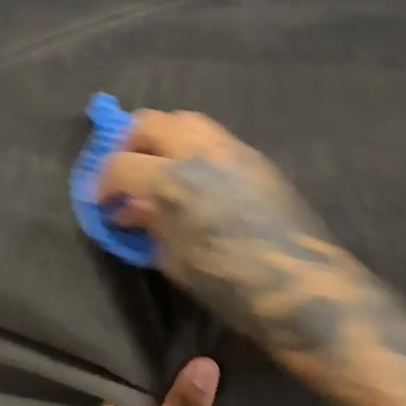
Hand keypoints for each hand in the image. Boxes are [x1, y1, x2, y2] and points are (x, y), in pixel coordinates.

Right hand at [96, 110, 329, 281]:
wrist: (302, 285)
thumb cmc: (230, 283)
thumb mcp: (175, 260)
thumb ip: (150, 226)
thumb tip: (133, 210)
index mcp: (172, 180)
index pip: (120, 165)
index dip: (103, 183)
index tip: (103, 202)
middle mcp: (199, 151)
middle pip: (150, 123)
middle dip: (129, 144)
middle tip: (125, 173)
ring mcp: (231, 148)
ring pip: (184, 120)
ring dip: (162, 138)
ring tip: (159, 167)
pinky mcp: (255, 157)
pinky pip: (213, 137)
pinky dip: (193, 147)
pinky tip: (196, 177)